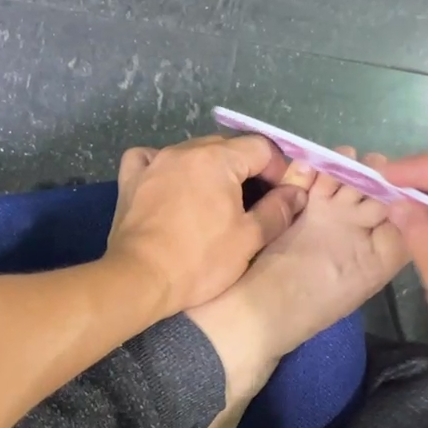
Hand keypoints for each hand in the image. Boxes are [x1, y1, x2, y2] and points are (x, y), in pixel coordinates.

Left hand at [107, 134, 305, 312]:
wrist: (140, 279)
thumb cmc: (199, 261)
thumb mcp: (249, 239)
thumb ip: (277, 211)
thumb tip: (297, 192)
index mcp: (216, 159)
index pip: (260, 148)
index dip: (277, 170)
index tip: (278, 197)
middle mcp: (184, 151)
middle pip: (225, 148)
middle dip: (244, 170)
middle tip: (251, 203)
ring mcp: (153, 163)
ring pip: (190, 153)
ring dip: (208, 169)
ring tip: (213, 200)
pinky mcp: (130, 181)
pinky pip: (149, 159)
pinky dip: (164, 166)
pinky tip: (169, 182)